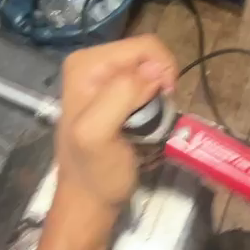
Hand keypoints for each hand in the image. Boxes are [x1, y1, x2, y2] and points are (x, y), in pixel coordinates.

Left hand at [52, 35, 177, 222]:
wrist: (90, 203)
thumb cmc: (95, 172)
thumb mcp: (98, 134)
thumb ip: (121, 95)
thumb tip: (155, 70)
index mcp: (86, 63)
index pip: (142, 46)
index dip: (162, 70)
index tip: (163, 101)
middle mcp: (93, 62)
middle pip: (148, 53)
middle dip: (160, 81)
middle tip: (155, 114)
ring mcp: (105, 77)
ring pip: (151, 68)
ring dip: (159, 93)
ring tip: (150, 120)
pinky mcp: (117, 91)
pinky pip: (149, 82)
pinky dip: (156, 99)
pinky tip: (147, 120)